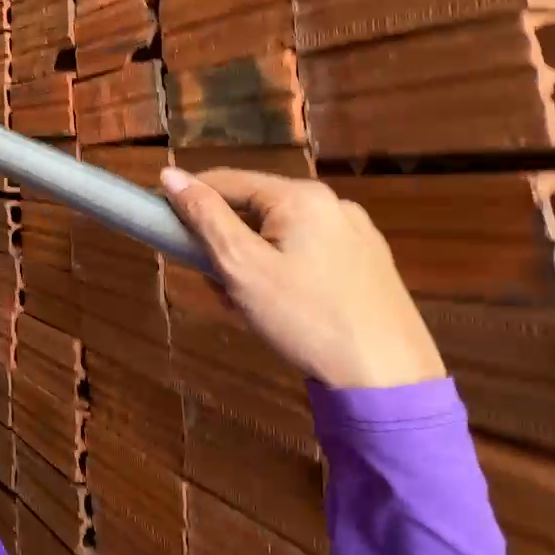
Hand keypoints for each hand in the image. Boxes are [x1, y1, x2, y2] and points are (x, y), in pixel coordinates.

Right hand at [159, 168, 445, 389]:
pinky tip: (278, 304)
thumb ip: (203, 215)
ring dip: (248, 257)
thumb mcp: (240, 265)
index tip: (164, 230)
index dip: (187, 201)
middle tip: (210, 279)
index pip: (223, 180)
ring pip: (277, 232)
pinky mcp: (369, 263)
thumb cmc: (305, 317)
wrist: (389, 380)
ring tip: (243, 299)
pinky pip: (306, 251)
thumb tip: (169, 174)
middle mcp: (334, 204)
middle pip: (252, 207)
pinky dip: (280, 268)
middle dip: (222, 239)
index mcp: (302, 197)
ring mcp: (357, 234)